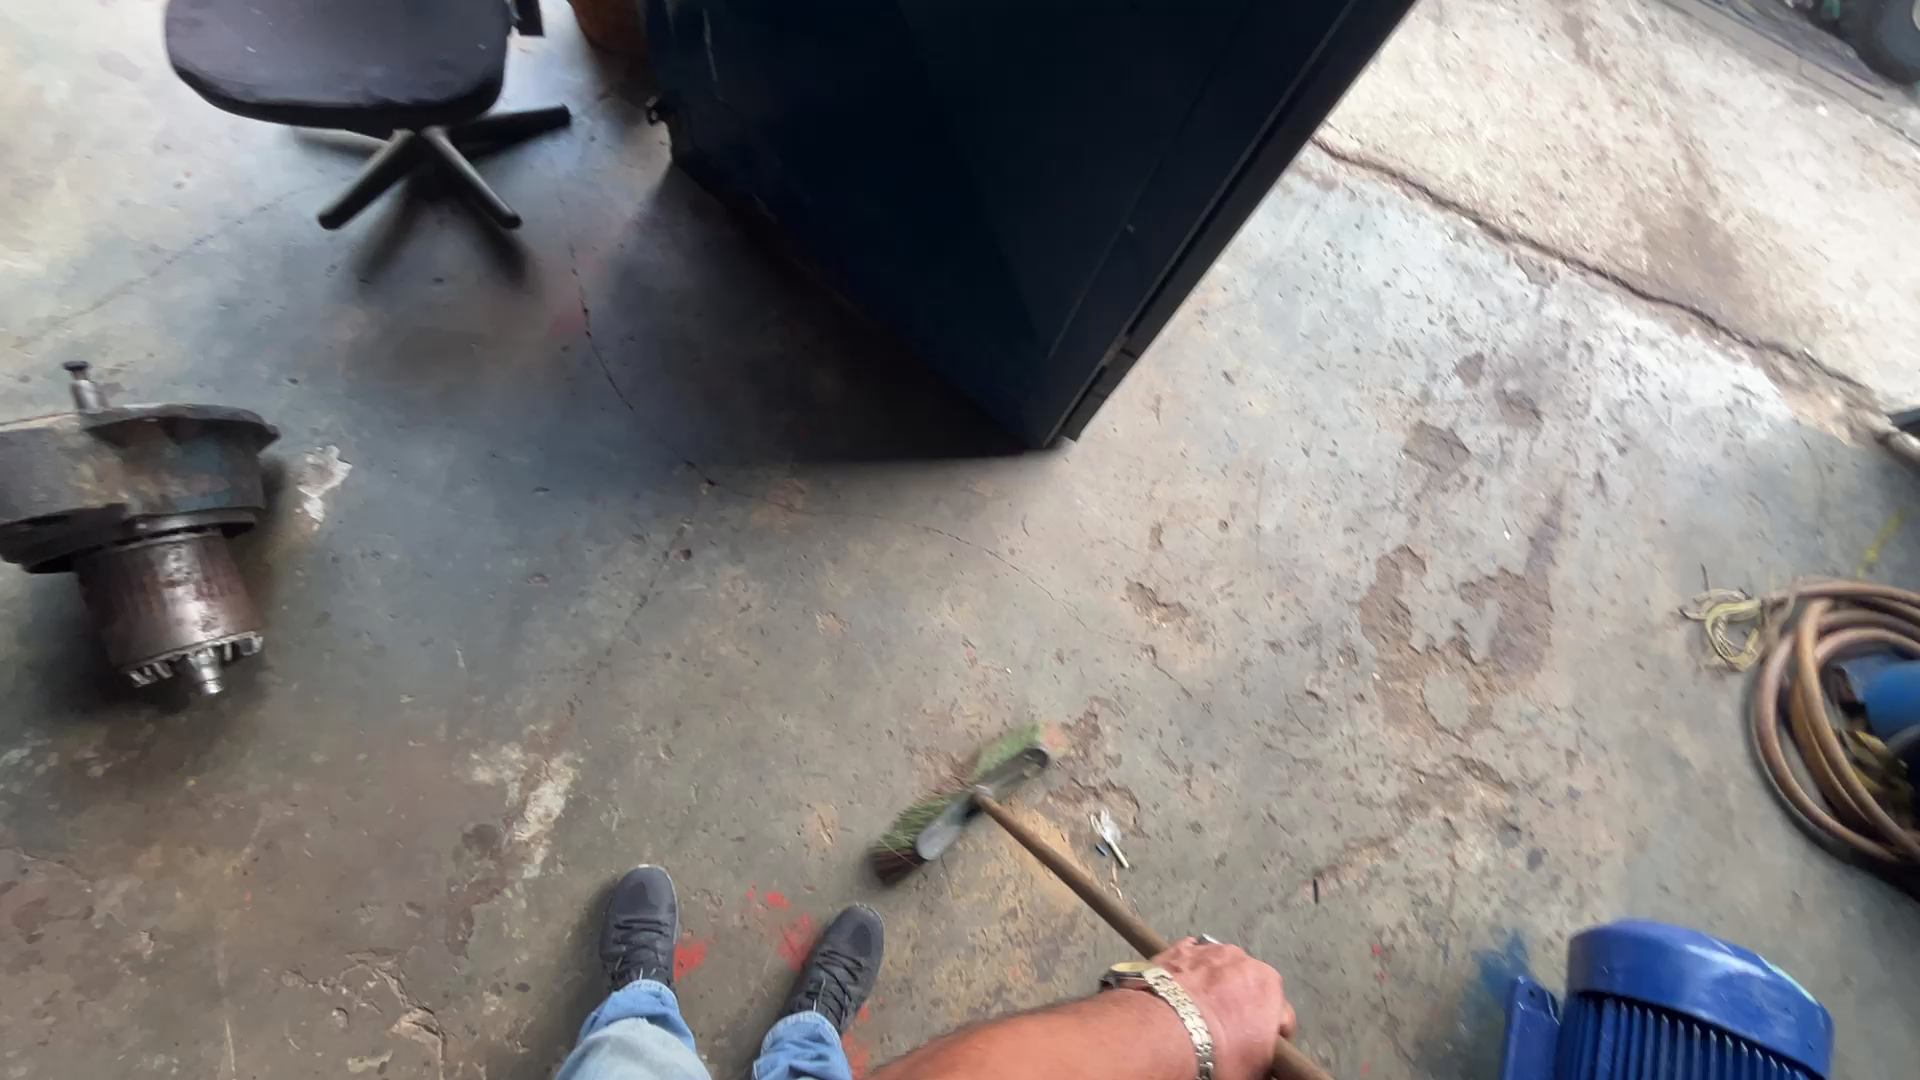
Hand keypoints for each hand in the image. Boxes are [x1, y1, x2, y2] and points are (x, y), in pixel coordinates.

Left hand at [1152, 938, 1295, 1079]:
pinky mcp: (1178, 948)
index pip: (1281, 1015)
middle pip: (1249, 984)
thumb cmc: (1219, 1053)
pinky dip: (1189, 971)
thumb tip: (1261, 1061)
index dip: (1273, 1036)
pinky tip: (1183, 991)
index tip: (1261, 1050)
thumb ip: (1267, 1056)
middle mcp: (1241, 958)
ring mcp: (1207, 949)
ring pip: (1219, 967)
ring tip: (1203, 1010)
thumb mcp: (1256, 1070)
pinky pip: (1191, 958)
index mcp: (1269, 985)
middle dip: (1244, 1003)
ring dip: (1216, 983)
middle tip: (1231, 1029)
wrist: (1167, 1031)